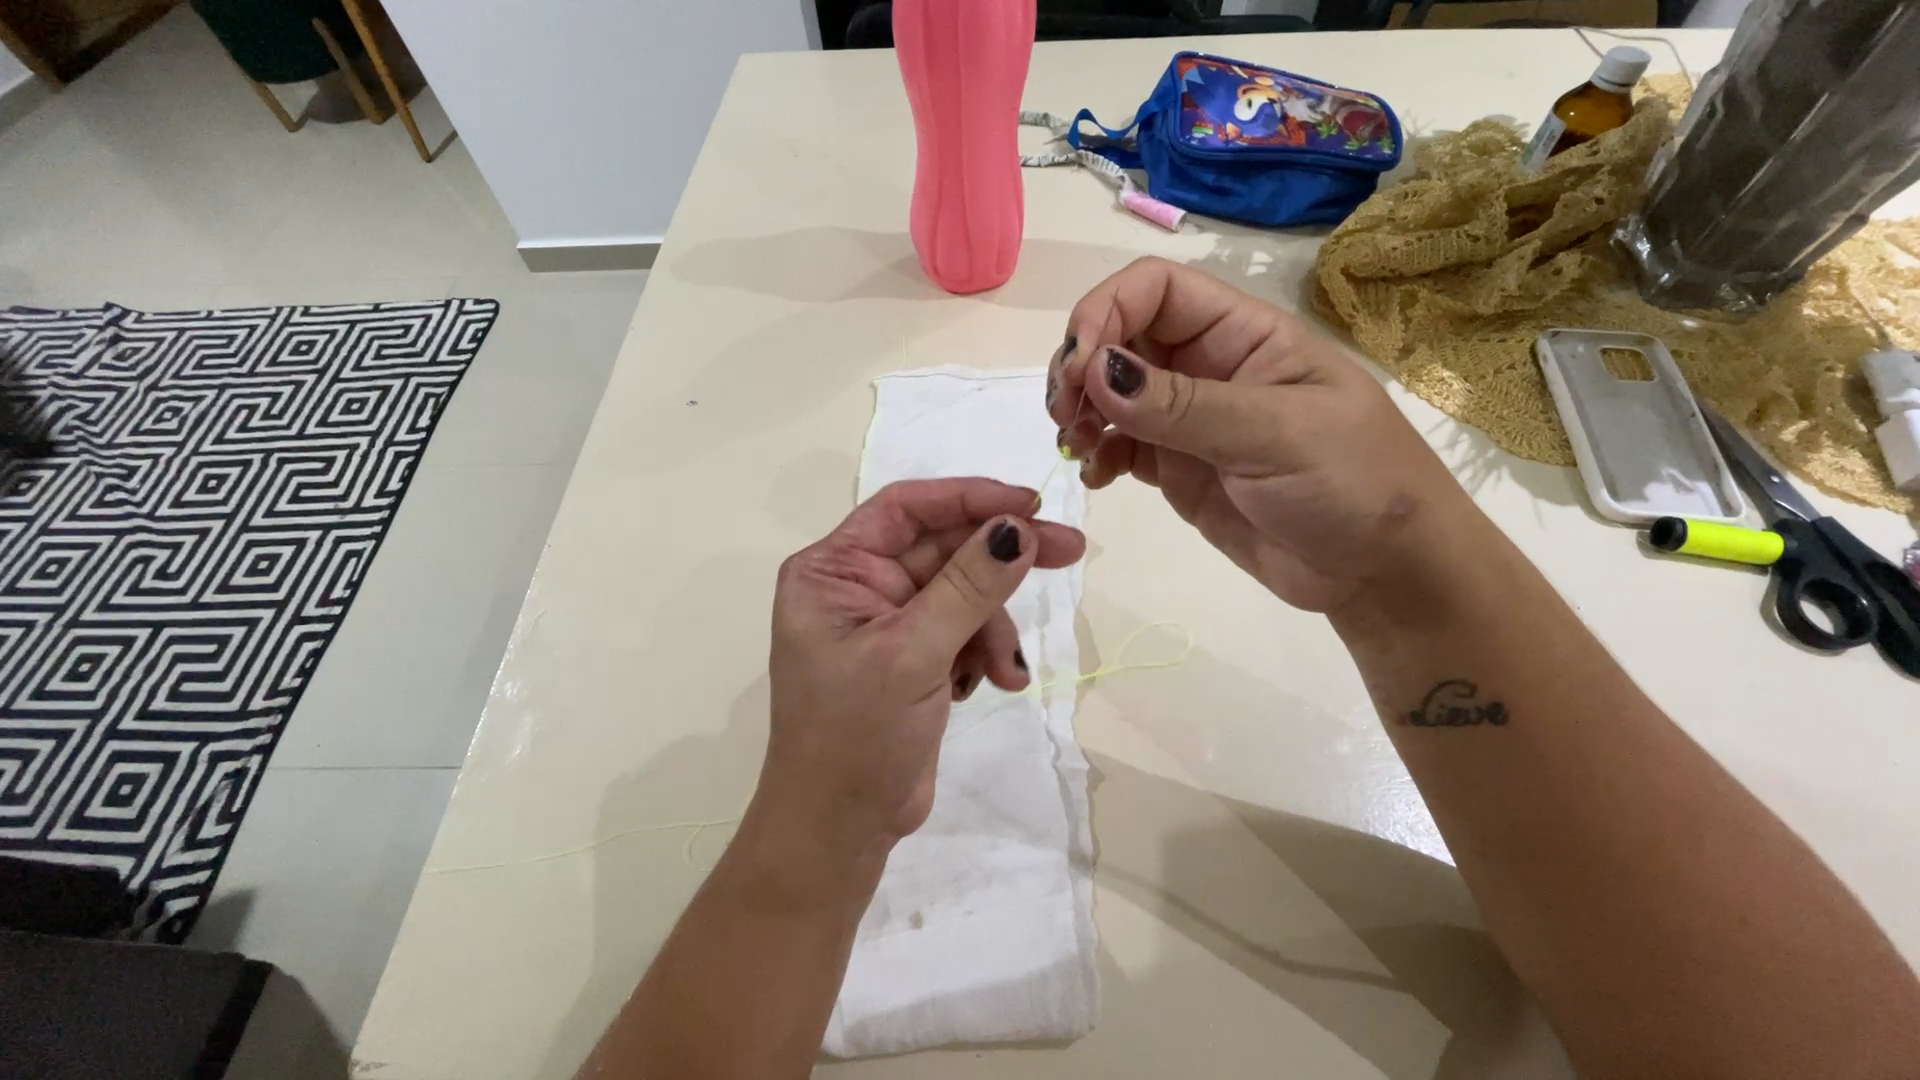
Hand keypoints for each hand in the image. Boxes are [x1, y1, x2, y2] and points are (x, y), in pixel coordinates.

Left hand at [760, 479, 1086, 858]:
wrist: (840, 828)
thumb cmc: (855, 736)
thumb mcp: (912, 653)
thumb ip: (968, 587)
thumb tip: (1018, 528)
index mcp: (834, 570)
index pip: (907, 508)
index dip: (970, 497)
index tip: (1032, 505)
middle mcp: (859, 586)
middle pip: (945, 548)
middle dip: (1000, 563)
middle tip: (1071, 554)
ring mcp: (889, 622)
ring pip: (965, 593)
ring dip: (993, 628)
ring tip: (1005, 672)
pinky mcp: (915, 657)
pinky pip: (965, 631)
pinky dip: (985, 653)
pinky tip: (990, 686)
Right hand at [1048, 257, 1477, 614]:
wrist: (1381, 573)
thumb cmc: (1356, 485)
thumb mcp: (1277, 435)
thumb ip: (1184, 406)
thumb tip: (1097, 372)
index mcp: (1244, 334)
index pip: (1156, 290)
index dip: (1106, 311)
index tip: (1080, 367)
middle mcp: (1208, 366)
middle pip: (1121, 336)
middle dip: (1082, 365)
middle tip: (1065, 413)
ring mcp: (1189, 420)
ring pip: (1111, 392)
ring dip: (1082, 410)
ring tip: (1078, 446)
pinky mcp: (1177, 468)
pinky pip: (1120, 446)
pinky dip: (1097, 454)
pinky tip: (1097, 477)